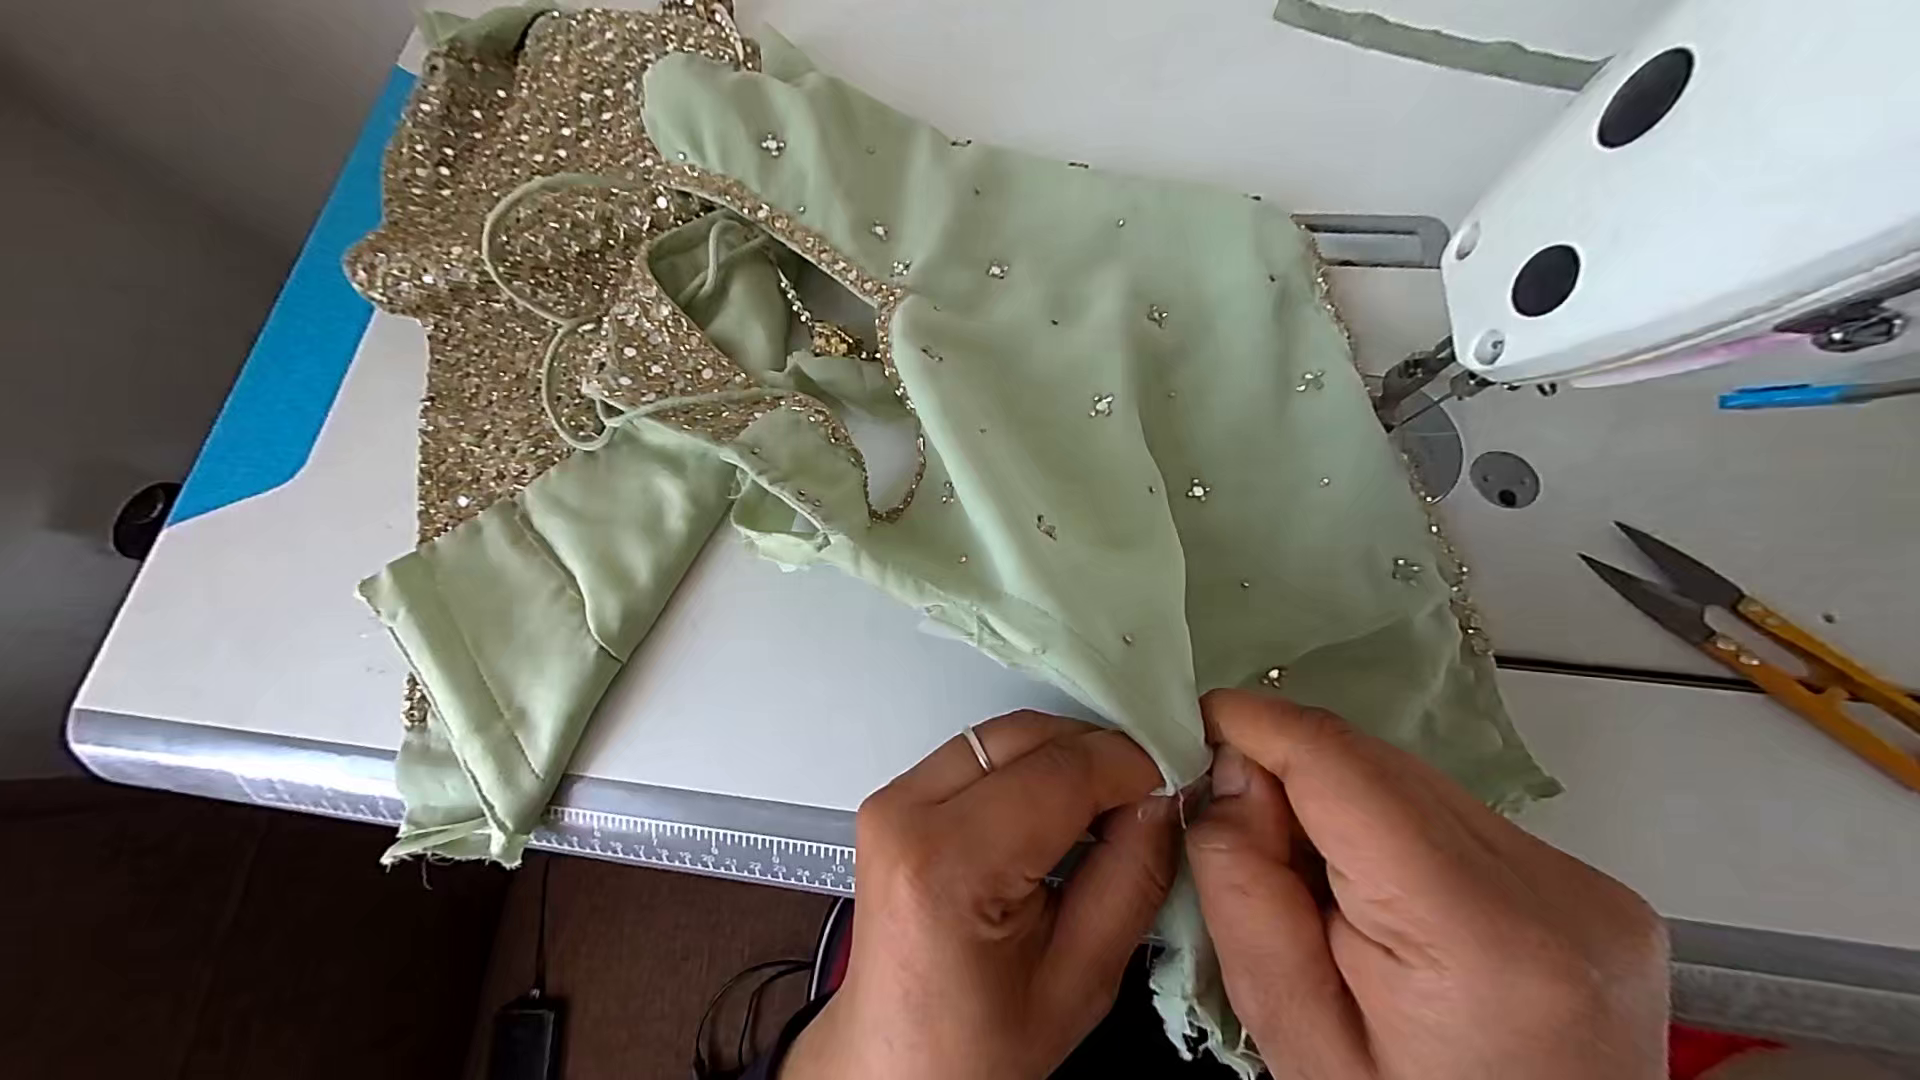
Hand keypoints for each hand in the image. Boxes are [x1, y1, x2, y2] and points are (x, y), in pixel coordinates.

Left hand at [782, 712, 1178, 1079]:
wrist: (895, 1061)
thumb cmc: (977, 1046)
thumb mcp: (1080, 980)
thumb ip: (1132, 876)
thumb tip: (1162, 796)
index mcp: (946, 863)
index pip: (1060, 772)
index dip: (1129, 766)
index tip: (1172, 782)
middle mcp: (906, 811)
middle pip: (1027, 736)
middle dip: (1097, 754)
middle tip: (1143, 794)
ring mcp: (893, 796)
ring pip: (1004, 734)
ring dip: (1063, 755)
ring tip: (1103, 803)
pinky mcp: (894, 795)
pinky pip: (979, 750)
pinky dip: (1028, 764)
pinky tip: (1055, 805)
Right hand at [1187, 690, 1668, 1079]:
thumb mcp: (1288, 1026)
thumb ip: (1243, 883)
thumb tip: (1231, 770)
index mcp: (1481, 932)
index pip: (1339, 762)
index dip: (1254, 723)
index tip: (1190, 728)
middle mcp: (1552, 887)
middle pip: (1369, 761)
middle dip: (1283, 769)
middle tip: (1234, 822)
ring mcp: (1577, 881)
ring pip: (1398, 776)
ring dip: (1327, 798)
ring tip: (1304, 873)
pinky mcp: (1579, 883)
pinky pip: (1434, 807)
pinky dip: (1372, 822)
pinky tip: (1363, 885)